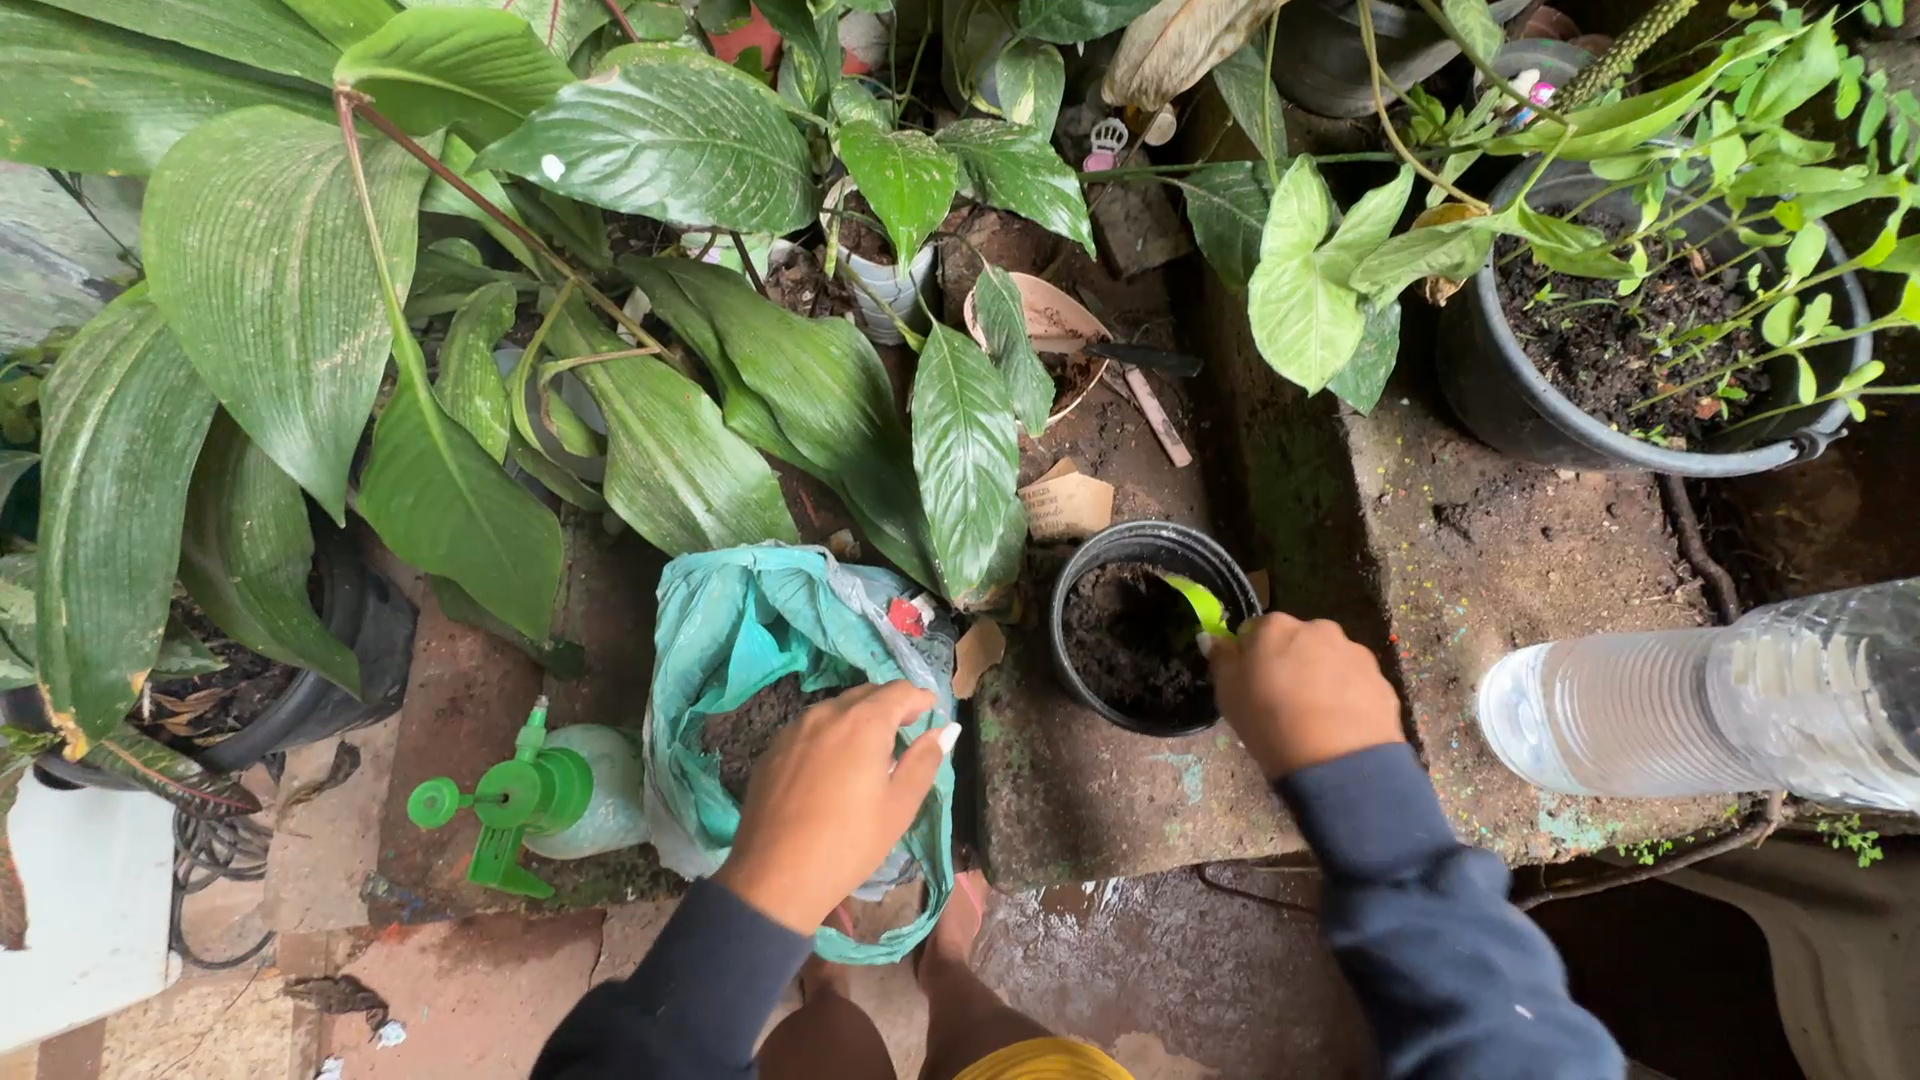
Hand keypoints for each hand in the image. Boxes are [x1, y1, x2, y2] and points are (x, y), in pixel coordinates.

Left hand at [714, 681, 956, 934]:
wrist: (775, 877)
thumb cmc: (849, 842)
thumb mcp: (899, 805)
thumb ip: (925, 760)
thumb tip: (947, 729)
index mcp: (864, 722)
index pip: (899, 691)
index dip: (919, 698)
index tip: (931, 711)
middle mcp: (827, 713)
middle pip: (866, 694)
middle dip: (890, 705)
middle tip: (906, 729)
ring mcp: (794, 728)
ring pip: (836, 709)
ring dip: (858, 718)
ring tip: (870, 751)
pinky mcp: (773, 749)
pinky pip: (810, 728)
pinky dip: (831, 734)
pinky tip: (833, 766)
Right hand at [1204, 614, 1402, 778]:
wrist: (1336, 760)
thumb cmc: (1269, 720)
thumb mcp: (1227, 692)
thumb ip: (1221, 658)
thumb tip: (1213, 637)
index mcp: (1276, 626)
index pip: (1256, 630)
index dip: (1252, 656)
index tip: (1251, 682)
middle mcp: (1318, 629)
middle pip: (1297, 641)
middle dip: (1291, 662)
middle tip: (1283, 699)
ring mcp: (1354, 653)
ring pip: (1330, 660)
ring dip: (1321, 677)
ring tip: (1315, 717)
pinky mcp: (1382, 681)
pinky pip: (1355, 684)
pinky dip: (1347, 697)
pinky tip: (1338, 726)